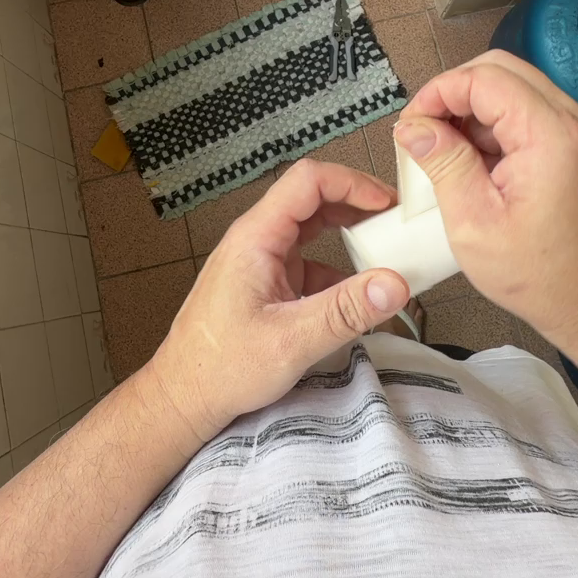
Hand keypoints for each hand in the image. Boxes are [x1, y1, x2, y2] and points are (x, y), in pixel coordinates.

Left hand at [143, 159, 412, 442]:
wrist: (183, 396)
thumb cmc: (219, 368)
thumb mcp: (291, 341)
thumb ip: (346, 311)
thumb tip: (394, 286)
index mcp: (256, 238)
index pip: (308, 181)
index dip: (351, 183)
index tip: (385, 202)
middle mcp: (257, 240)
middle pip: (313, 197)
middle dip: (357, 202)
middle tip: (393, 219)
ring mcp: (262, 259)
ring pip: (312, 227)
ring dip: (349, 233)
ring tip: (384, 247)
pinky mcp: (268, 281)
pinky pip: (309, 259)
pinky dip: (338, 268)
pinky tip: (358, 292)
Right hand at [393, 50, 577, 354]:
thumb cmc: (539, 274)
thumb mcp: (473, 223)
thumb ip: (443, 164)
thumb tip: (412, 127)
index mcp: (550, 136)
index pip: (484, 78)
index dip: (438, 92)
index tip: (412, 124)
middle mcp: (571, 120)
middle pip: (498, 69)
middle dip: (451, 92)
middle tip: (422, 129)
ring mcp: (574, 127)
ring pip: (509, 84)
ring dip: (469, 107)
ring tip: (442, 148)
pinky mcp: (570, 139)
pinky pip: (522, 108)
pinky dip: (488, 122)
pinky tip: (468, 157)